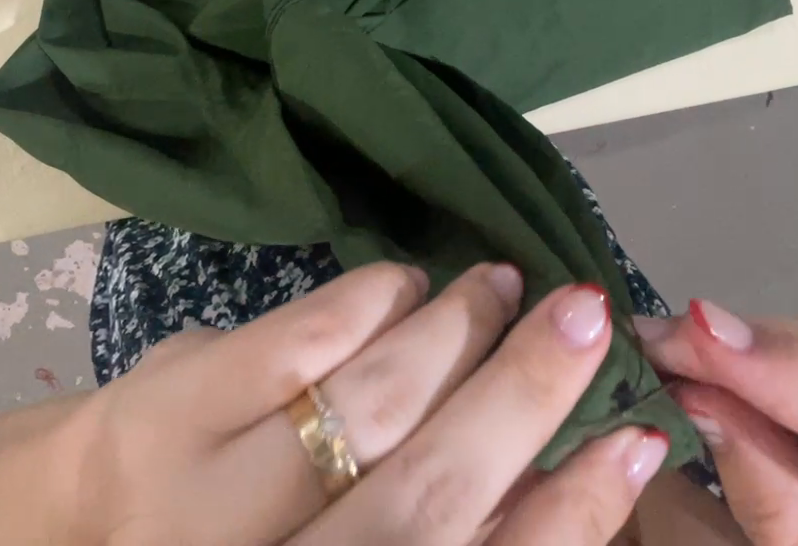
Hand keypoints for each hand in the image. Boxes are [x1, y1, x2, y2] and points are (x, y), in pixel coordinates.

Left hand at [0, 262, 668, 545]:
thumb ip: (385, 525)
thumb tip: (508, 473)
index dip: (570, 514)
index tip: (639, 441)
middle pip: (432, 485)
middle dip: (527, 396)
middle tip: (589, 316)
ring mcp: (208, 492)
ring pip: (367, 404)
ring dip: (450, 334)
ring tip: (505, 280)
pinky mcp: (158, 410)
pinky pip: (282, 346)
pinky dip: (356, 305)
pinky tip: (402, 277)